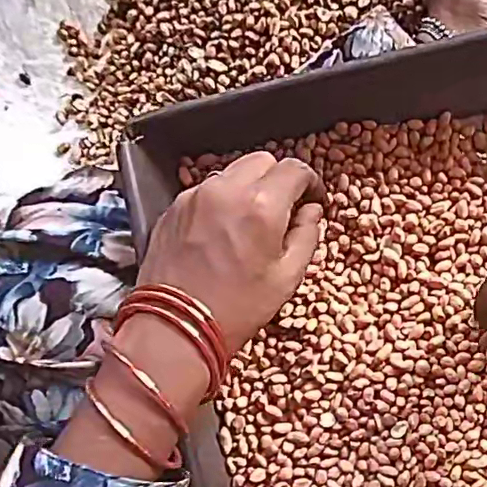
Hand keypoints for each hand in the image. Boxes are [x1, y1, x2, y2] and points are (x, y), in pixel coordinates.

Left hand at [139, 150, 324, 350]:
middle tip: (284, 209)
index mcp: (262, 206)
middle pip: (263, 161)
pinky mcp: (174, 208)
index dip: (311, 182)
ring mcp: (196, 196)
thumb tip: (311, 213)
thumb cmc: (235, 308)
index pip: (295, 169)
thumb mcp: (288, 277)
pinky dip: (223, 201)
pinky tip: (224, 231)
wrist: (176, 325)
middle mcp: (227, 191)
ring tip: (252, 223)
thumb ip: (307, 235)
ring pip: (233, 172)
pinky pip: (207, 190)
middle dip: (279, 180)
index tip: (312, 200)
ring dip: (249, 188)